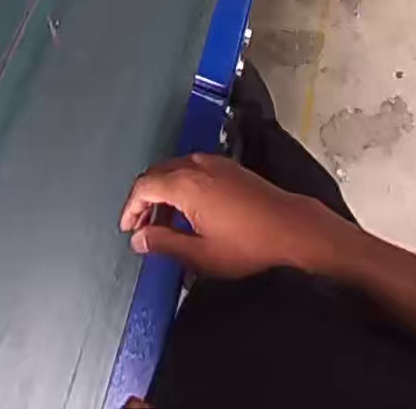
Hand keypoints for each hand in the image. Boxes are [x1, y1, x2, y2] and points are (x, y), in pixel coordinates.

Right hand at [120, 153, 361, 278]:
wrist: (288, 226)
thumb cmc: (246, 243)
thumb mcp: (199, 254)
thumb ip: (163, 243)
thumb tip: (139, 238)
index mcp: (186, 183)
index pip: (144, 185)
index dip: (130, 206)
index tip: (128, 228)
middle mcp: (197, 164)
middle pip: (157, 173)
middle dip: (144, 199)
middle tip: (141, 228)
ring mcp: (215, 162)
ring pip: (175, 170)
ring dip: (163, 193)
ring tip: (163, 225)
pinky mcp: (228, 166)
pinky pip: (193, 169)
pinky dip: (181, 186)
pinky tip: (187, 212)